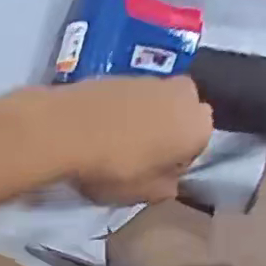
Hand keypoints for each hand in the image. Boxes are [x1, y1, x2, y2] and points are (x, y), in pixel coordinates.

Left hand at [35, 76, 214, 204]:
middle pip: (177, 122)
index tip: (148, 177)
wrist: (67, 128)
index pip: (193, 152)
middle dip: (161, 138)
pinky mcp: (123, 72)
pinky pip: (129, 98)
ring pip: (155, 107)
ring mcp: (154, 78)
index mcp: (199, 127)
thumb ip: (164, 189)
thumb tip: (170, 184)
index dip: (171, 167)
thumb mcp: (141, 193)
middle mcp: (186, 94)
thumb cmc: (113, 167)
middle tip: (131, 159)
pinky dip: (120, 110)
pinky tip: (97, 127)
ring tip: (111, 143)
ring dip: (141, 122)